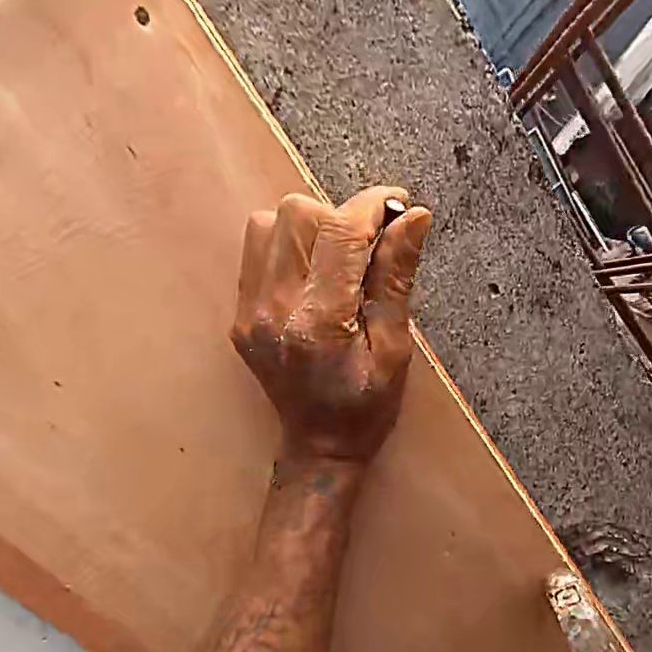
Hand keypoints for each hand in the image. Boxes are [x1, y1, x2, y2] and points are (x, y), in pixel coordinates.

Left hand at [231, 186, 432, 463]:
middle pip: (298, 214)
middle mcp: (275, 310)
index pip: (340, 232)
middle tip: (367, 246)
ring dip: (309, 228)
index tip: (396, 205)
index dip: (372, 207)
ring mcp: (249, 313)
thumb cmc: (365, 408)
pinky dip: (286, 247)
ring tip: (335, 261)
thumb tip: (412, 217)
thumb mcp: (395, 348)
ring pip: (268, 223)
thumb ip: (396, 278)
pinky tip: (311, 275)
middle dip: (340, 218)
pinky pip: (254, 251)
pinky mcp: (239, 317)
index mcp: (320, 322)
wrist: (319, 446)